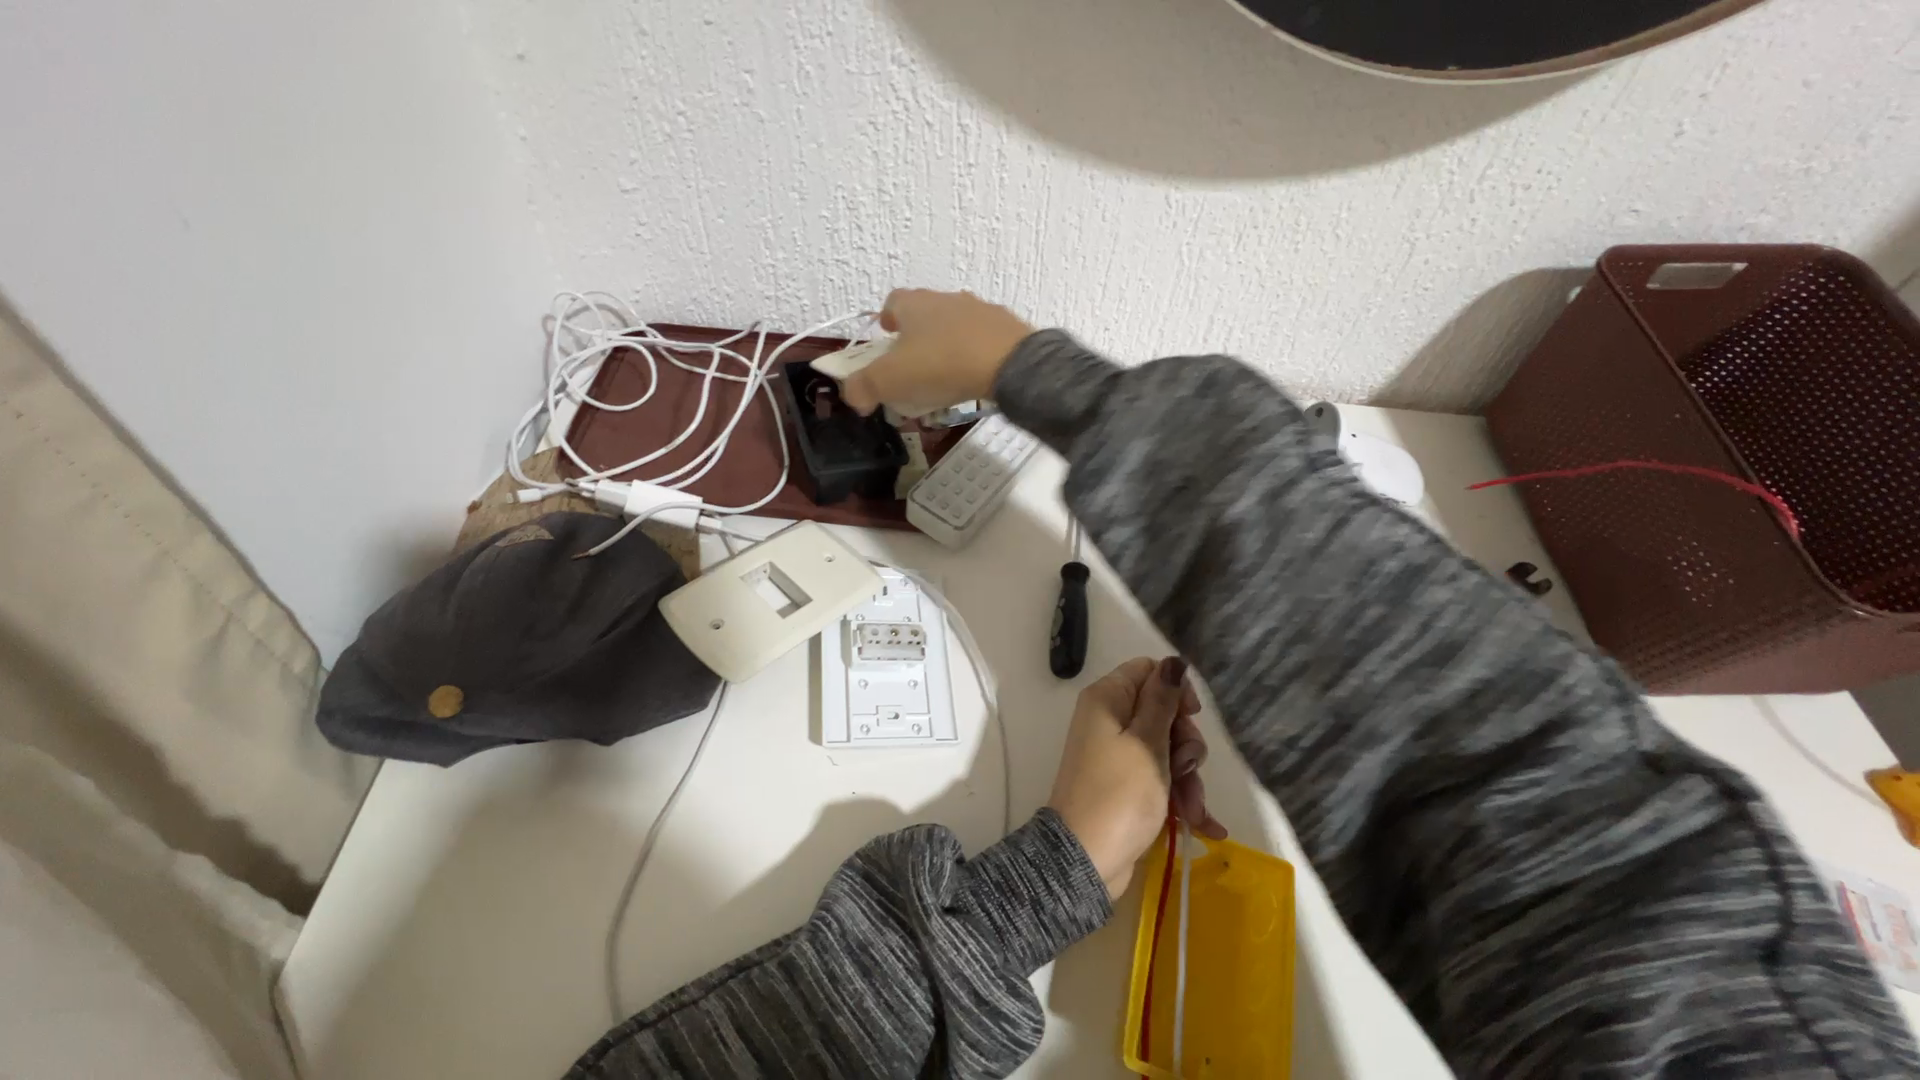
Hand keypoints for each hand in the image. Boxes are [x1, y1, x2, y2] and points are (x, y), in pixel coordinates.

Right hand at [839, 289, 1034, 415]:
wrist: (1009, 364)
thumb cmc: (940, 365)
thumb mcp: (889, 381)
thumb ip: (862, 387)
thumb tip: (853, 395)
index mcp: (914, 304)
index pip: (892, 303)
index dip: (884, 322)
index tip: (883, 342)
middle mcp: (946, 299)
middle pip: (924, 314)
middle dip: (915, 338)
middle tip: (911, 368)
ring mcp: (980, 311)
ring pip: (954, 327)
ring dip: (945, 347)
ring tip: (943, 378)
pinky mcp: (1006, 330)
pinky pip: (981, 342)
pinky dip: (973, 357)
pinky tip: (972, 379)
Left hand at [1048, 657, 1226, 899]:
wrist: (1086, 858)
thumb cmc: (1120, 794)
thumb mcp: (1148, 742)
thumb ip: (1163, 701)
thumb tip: (1172, 662)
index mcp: (1107, 700)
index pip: (1148, 671)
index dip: (1175, 690)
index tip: (1190, 716)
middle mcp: (1109, 721)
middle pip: (1162, 713)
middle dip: (1185, 743)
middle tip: (1185, 767)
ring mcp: (1117, 756)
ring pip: (1167, 750)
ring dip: (1187, 778)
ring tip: (1193, 809)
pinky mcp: (1126, 787)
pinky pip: (1160, 779)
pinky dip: (1180, 797)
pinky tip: (1204, 824)